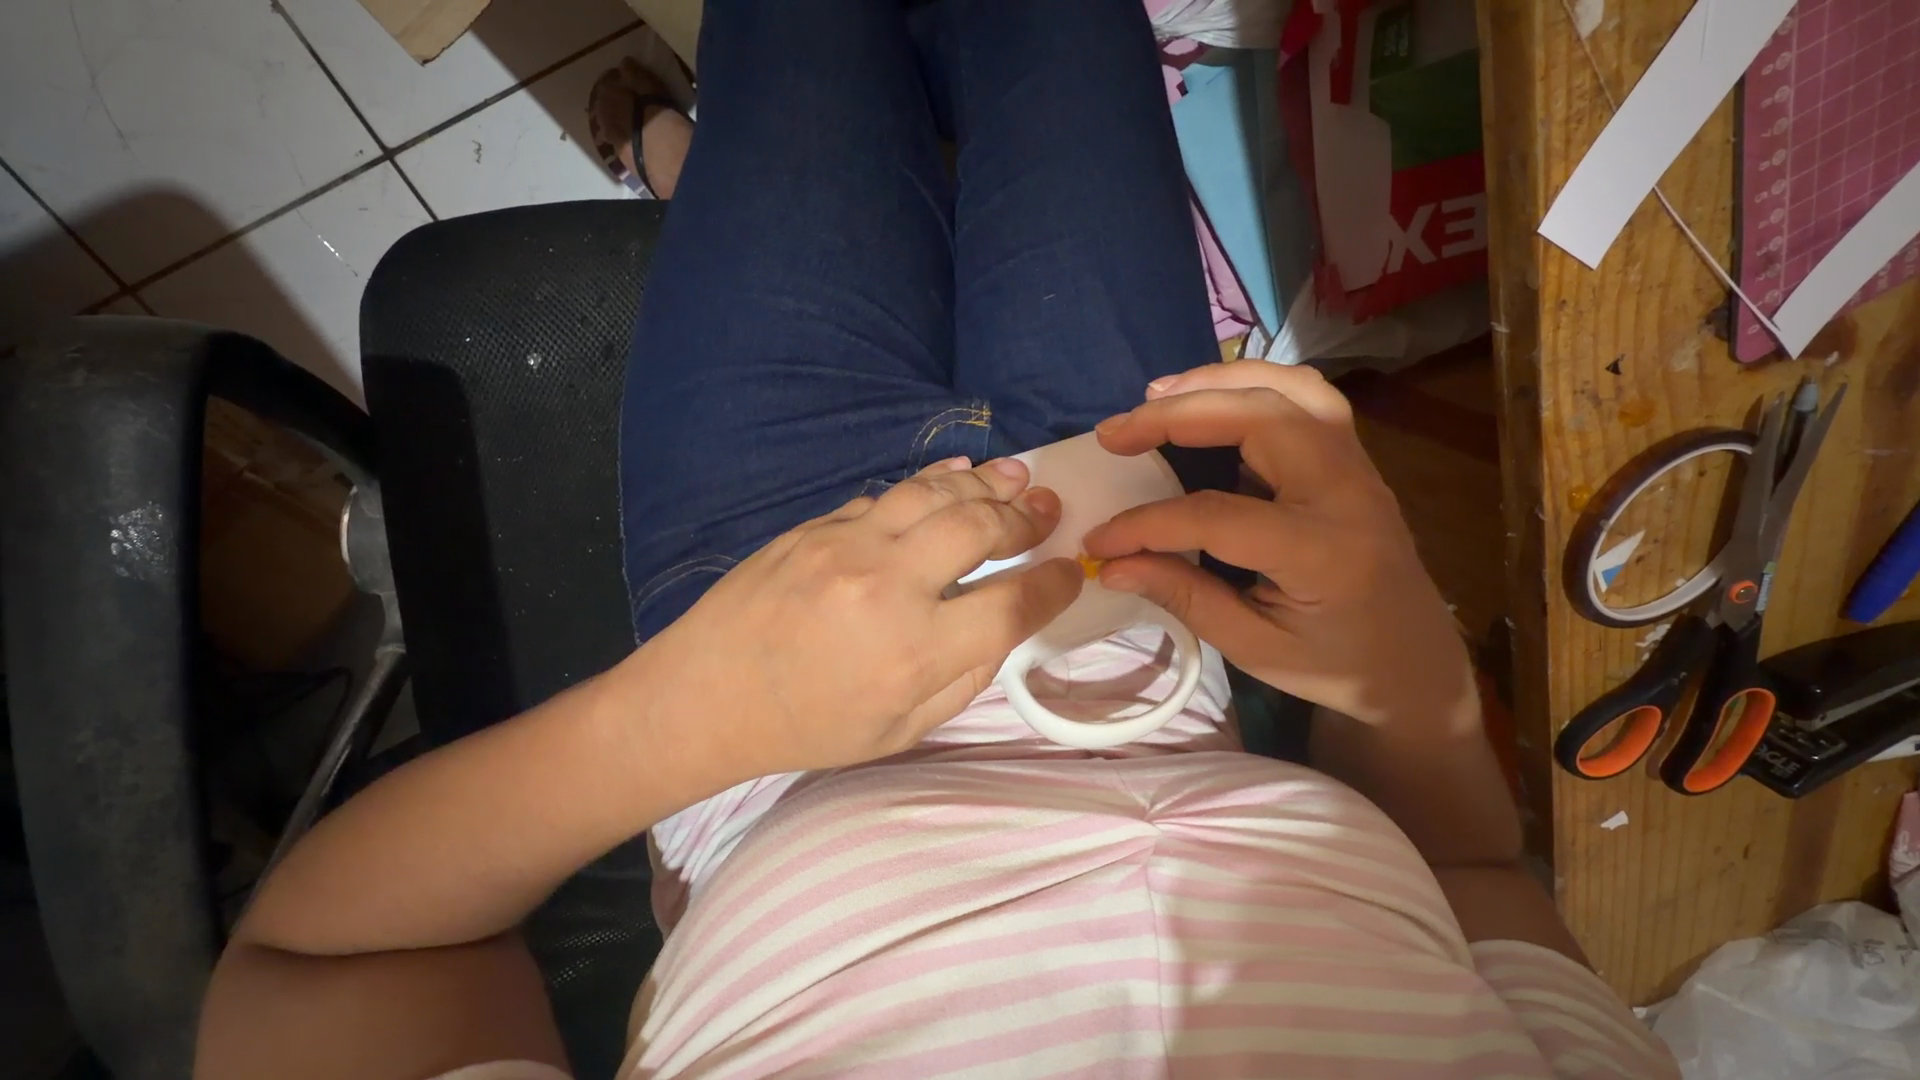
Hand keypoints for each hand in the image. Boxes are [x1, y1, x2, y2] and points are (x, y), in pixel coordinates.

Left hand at [632, 457, 1082, 778]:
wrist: (706, 694)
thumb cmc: (809, 726)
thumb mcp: (901, 730)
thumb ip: (964, 676)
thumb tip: (1006, 620)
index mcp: (915, 650)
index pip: (1013, 604)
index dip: (1054, 584)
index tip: (1070, 572)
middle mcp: (889, 585)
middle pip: (979, 528)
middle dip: (1025, 518)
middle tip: (1047, 512)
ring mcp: (849, 544)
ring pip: (936, 495)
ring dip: (985, 484)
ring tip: (1018, 479)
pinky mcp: (819, 525)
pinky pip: (890, 493)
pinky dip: (934, 481)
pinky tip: (960, 475)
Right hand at [1083, 362, 1471, 729]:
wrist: (1417, 662)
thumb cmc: (1336, 665)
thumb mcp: (1254, 647)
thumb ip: (1184, 597)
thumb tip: (1111, 564)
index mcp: (1324, 554)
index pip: (1218, 516)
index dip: (1147, 523)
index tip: (1099, 539)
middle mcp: (1348, 493)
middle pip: (1260, 418)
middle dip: (1178, 415)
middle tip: (1115, 433)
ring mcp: (1358, 467)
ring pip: (1289, 389)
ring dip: (1216, 382)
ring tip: (1155, 395)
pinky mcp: (1354, 459)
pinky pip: (1306, 397)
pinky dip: (1251, 385)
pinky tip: (1210, 399)